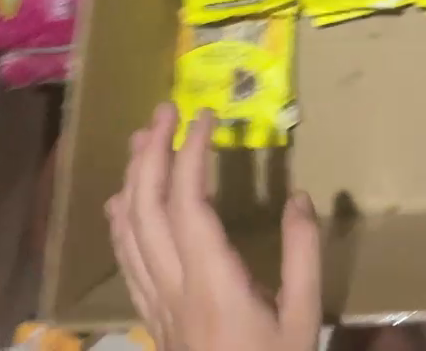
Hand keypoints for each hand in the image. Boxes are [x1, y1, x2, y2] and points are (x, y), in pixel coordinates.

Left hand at [106, 104, 320, 350]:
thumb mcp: (305, 315)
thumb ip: (302, 253)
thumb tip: (297, 196)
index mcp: (212, 282)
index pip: (188, 204)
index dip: (192, 154)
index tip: (207, 116)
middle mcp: (173, 287)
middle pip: (147, 210)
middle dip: (153, 153)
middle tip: (166, 110)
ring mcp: (156, 303)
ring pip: (129, 232)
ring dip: (133, 179)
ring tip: (143, 138)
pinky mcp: (152, 316)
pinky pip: (126, 261)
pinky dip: (120, 222)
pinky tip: (121, 201)